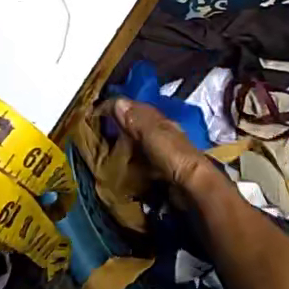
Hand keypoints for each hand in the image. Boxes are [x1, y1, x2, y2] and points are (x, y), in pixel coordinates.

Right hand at [108, 98, 241, 213]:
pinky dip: (131, 160)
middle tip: (97, 132)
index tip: (96, 113)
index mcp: (161, 122)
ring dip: (124, 143)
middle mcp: (163, 134)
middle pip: (137, 125)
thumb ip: (136, 119)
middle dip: (119, 126)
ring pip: (139, 143)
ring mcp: (162, 153)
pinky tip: (121, 166)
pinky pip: (141, 161)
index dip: (118, 108)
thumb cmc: (173, 155)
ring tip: (104, 149)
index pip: (136, 108)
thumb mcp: (153, 133)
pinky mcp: (161, 171)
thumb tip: (117, 102)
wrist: (192, 187)